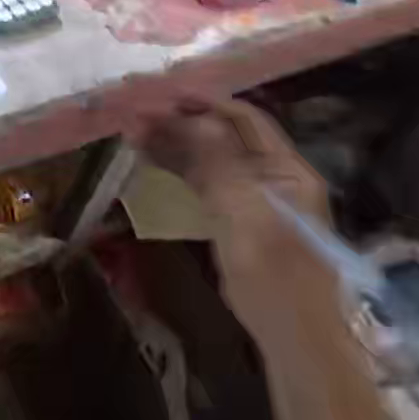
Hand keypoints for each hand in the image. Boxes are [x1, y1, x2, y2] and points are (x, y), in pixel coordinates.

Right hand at [130, 98, 334, 326]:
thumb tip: (189, 116)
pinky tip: (142, 153)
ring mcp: (246, 193)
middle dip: (177, 119)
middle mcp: (267, 173)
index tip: (161, 92)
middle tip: (134, 110)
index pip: (243, 118)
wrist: (288, 327)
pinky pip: (196, 176)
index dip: (203, 101)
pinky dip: (170, 161)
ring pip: (202, 153)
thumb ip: (217, 158)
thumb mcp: (244, 207)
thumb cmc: (274, 265)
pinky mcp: (228, 212)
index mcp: (284, 167)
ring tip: (129, 129)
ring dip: (167, 138)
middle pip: (218, 133)